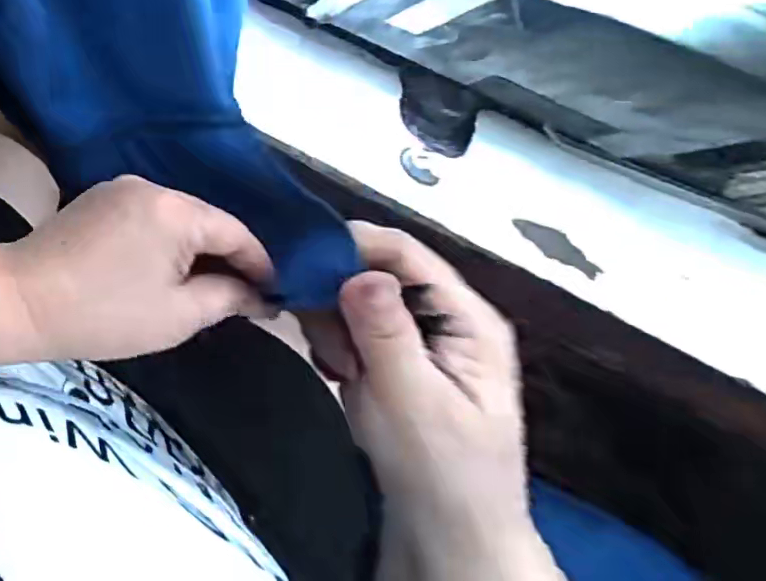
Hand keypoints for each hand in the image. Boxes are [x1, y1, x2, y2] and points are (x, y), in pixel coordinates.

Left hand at [4, 175, 273, 360]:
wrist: (24, 297)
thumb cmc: (106, 311)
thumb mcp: (179, 313)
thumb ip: (227, 296)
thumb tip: (256, 294)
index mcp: (173, 208)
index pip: (236, 231)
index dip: (261, 265)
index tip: (275, 298)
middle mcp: (145, 186)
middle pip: (204, 219)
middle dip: (226, 255)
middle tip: (246, 298)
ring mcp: (114, 189)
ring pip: (173, 217)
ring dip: (193, 247)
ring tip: (208, 287)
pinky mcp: (92, 199)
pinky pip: (144, 215)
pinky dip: (162, 239)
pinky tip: (166, 268)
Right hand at [314, 222, 560, 580]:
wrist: (440, 520)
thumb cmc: (438, 462)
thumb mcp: (410, 397)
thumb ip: (385, 332)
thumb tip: (361, 271)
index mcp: (465, 317)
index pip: (403, 251)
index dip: (350, 245)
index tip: (300, 265)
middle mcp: (438, 310)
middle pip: (367, 264)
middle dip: (334, 295)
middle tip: (329, 340)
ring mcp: (409, 325)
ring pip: (344, 288)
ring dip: (328, 321)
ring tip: (341, 366)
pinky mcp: (381, 341)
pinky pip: (337, 312)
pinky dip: (326, 335)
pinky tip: (338, 369)